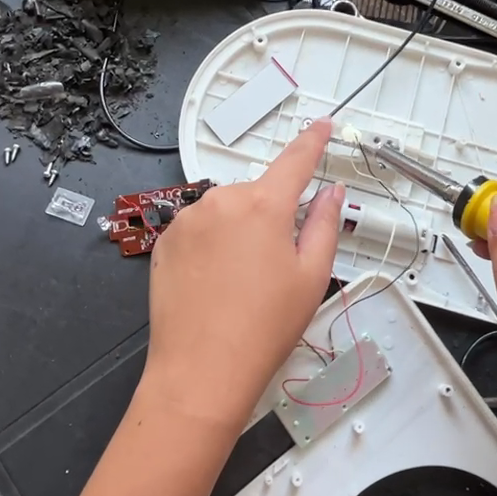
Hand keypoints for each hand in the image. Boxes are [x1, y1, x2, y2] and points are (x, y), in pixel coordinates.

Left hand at [139, 119, 344, 432]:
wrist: (200, 371)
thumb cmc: (265, 327)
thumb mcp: (311, 276)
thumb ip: (324, 223)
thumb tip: (331, 191)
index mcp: (264, 205)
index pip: (295, 160)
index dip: (313, 140)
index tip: (323, 124)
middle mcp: (222, 200)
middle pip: (258, 194)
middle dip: (270, 217)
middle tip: (274, 267)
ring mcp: (188, 219)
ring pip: (226, 212)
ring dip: (238, 231)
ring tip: (240, 282)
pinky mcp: (165, 240)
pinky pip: (198, 229)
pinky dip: (211, 244)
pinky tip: (214, 282)